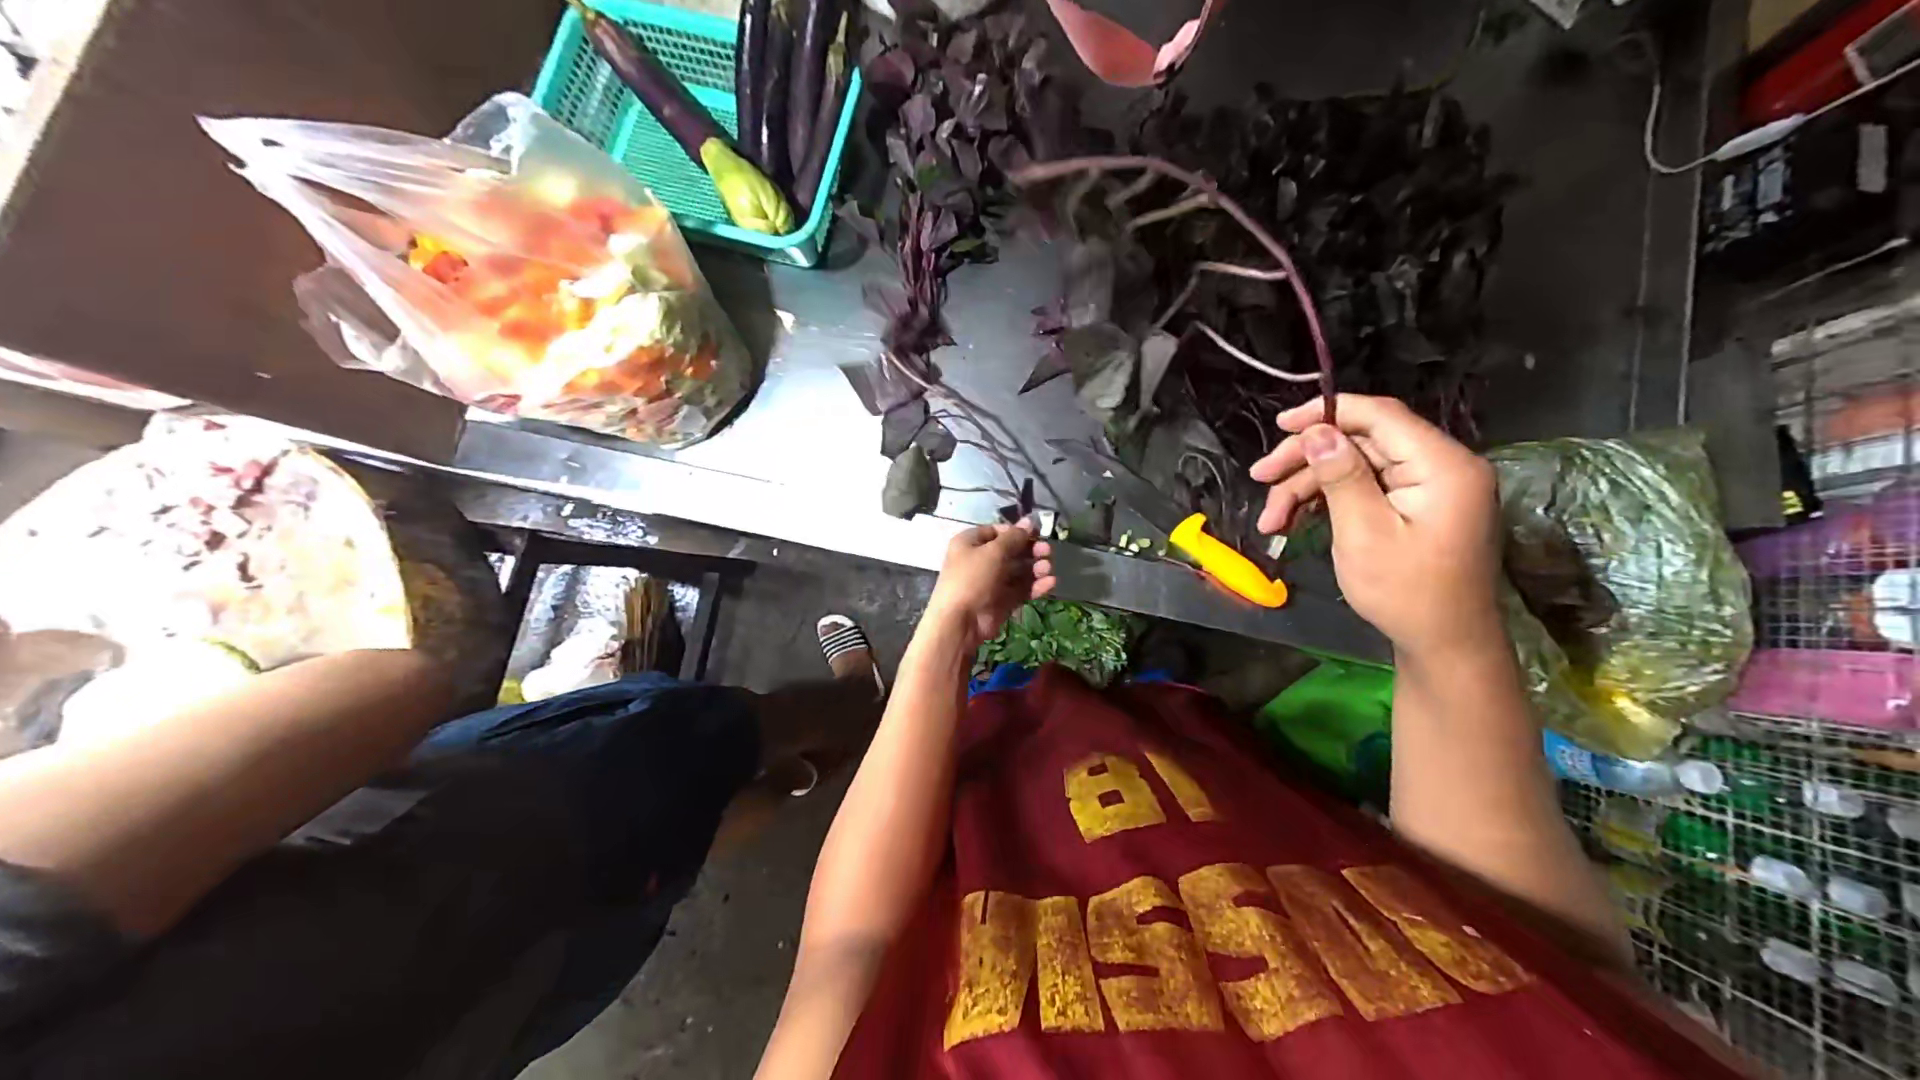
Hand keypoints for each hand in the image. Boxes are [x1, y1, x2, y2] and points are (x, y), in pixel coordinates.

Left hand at [925, 520, 1055, 645]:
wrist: (959, 621)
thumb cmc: (971, 578)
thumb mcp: (992, 552)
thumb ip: (1014, 537)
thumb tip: (1029, 521)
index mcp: (970, 544)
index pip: (996, 532)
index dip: (1016, 532)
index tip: (1036, 532)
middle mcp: (980, 561)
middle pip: (1010, 551)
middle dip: (1030, 550)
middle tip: (1046, 551)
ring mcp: (991, 582)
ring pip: (1018, 571)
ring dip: (1035, 568)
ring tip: (1047, 568)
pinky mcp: (1002, 601)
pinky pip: (1021, 589)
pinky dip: (1035, 586)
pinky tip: (1049, 583)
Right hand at [1249, 394, 1501, 662]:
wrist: (1444, 644)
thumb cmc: (1405, 591)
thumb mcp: (1363, 532)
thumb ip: (1341, 476)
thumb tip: (1317, 431)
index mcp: (1440, 465)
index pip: (1379, 416)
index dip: (1326, 413)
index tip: (1281, 424)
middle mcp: (1440, 466)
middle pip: (1361, 442)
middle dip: (1306, 460)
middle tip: (1260, 478)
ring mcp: (1429, 488)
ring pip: (1356, 466)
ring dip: (1308, 487)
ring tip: (1271, 520)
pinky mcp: (1416, 506)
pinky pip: (1365, 488)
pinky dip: (1328, 501)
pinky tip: (1295, 520)